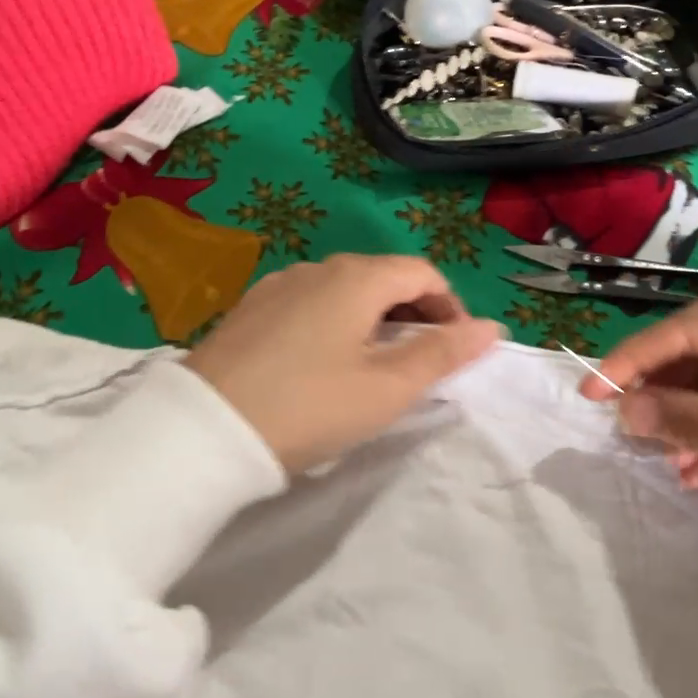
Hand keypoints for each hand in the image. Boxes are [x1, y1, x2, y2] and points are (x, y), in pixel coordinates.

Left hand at [184, 254, 502, 474]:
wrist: (205, 429)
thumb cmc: (310, 407)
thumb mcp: (387, 388)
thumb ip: (442, 354)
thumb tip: (492, 327)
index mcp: (357, 278)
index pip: (423, 273)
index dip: (450, 307)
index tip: (458, 350)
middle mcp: (318, 267)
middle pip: (383, 277)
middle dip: (414, 312)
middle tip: (423, 361)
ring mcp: (278, 285)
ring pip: (344, 290)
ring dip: (374, 318)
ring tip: (377, 365)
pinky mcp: (250, 309)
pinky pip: (310, 303)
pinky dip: (336, 323)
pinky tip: (325, 362)